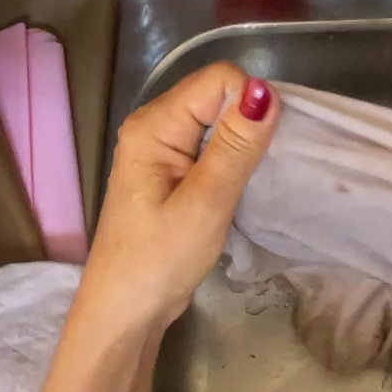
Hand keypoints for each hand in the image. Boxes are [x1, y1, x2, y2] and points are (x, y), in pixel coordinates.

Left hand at [75, 63, 279, 336]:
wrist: (124, 311)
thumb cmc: (159, 261)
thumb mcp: (205, 204)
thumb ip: (235, 147)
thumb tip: (266, 93)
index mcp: (154, 125)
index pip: (218, 80)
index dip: (251, 104)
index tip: (263, 151)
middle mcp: (153, 126)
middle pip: (217, 97)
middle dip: (249, 123)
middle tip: (262, 171)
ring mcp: (161, 151)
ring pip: (217, 124)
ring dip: (243, 145)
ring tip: (252, 184)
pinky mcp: (171, 174)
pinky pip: (210, 149)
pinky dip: (231, 162)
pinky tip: (239, 189)